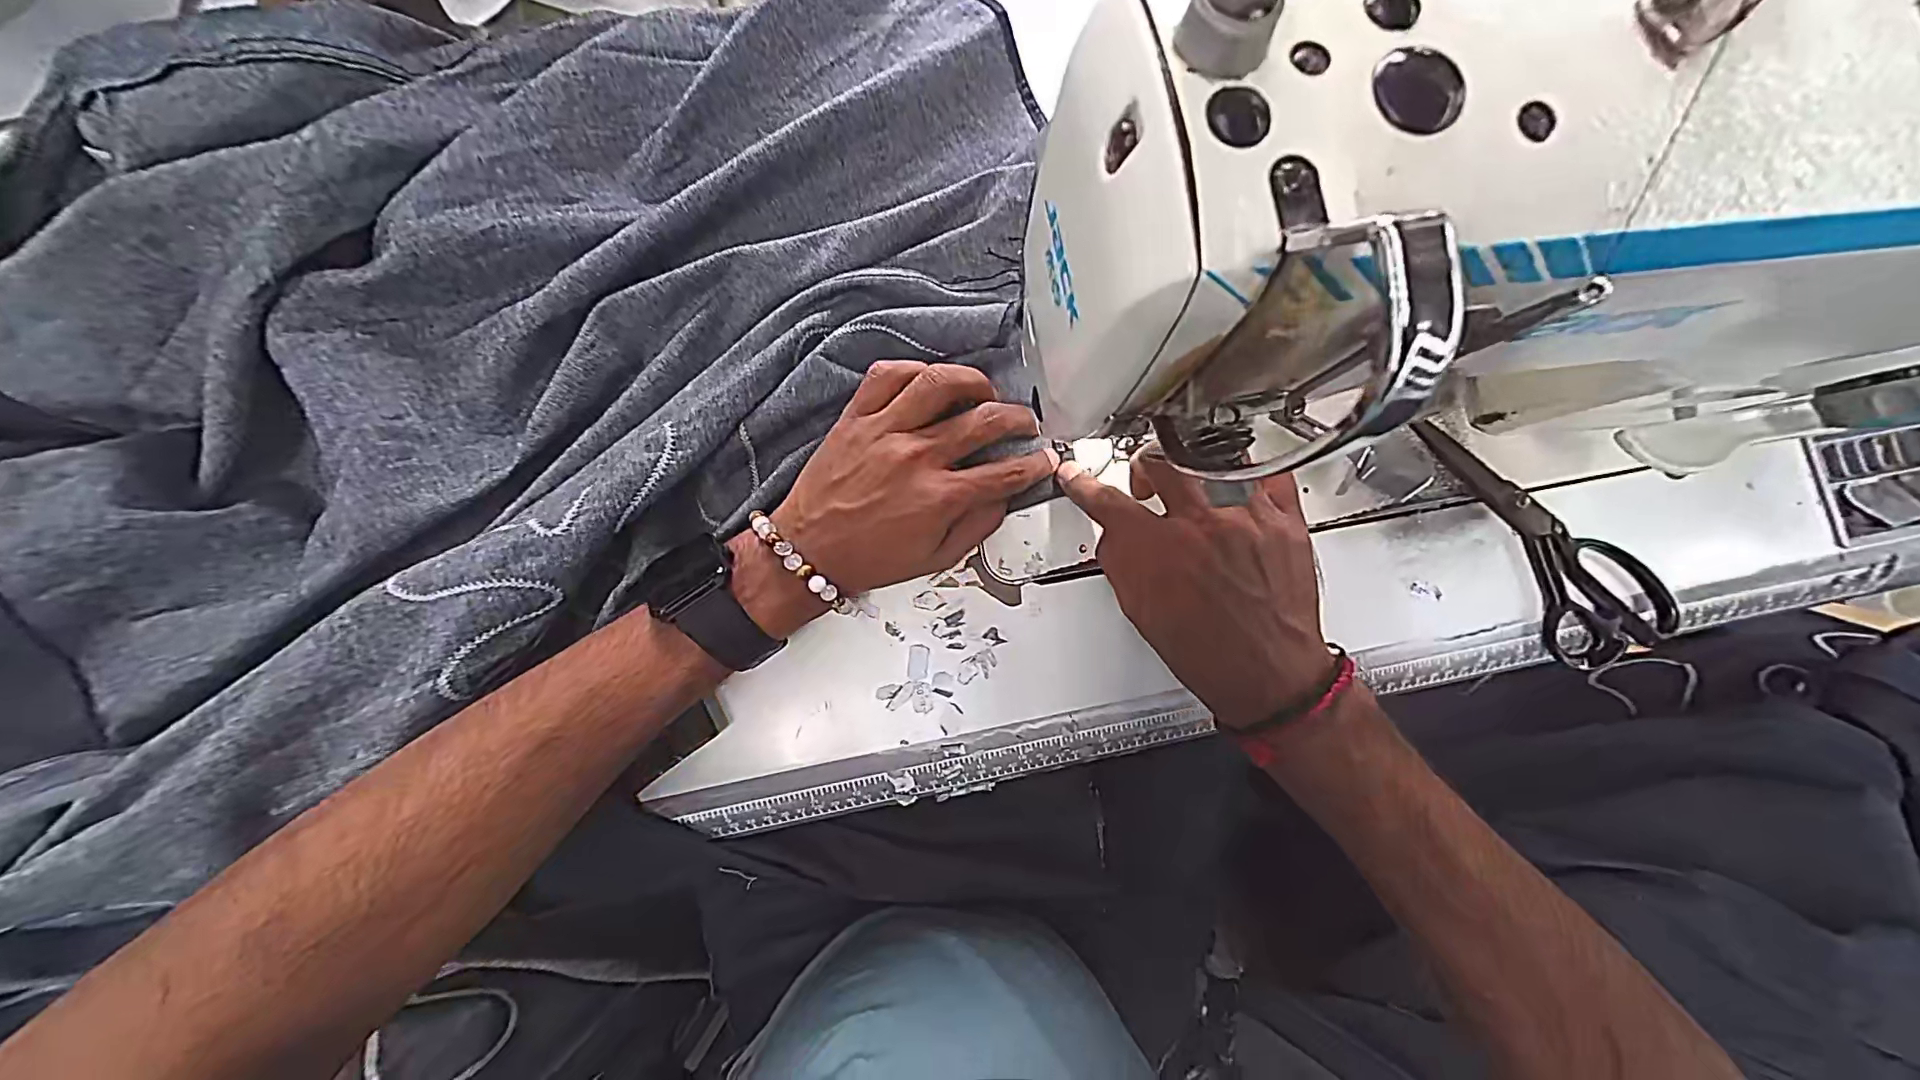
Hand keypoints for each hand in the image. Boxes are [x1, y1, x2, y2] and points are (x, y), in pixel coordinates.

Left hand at [745, 361, 1055, 628]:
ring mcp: (884, 432)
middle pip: (985, 420)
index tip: (1041, 460)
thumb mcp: (936, 557)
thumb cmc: (868, 557)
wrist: (810, 551)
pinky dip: (916, 370)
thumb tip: (1003, 497)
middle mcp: (915, 458)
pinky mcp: (856, 419)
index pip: (1004, 471)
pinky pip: (888, 375)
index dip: (1034, 464)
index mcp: (938, 498)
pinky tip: (929, 382)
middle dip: (1018, 419)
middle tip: (1024, 424)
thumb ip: (977, 525)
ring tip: (984, 393)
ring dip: (975, 382)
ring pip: (941, 383)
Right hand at [1055, 451, 1333, 729]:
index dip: (1083, 484)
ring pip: (1212, 456)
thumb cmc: (1209, 653)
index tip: (1077, 477)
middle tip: (1145, 482)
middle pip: (1159, 461)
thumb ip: (1121, 563)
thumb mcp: (1141, 610)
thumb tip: (1112, 537)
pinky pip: (1266, 473)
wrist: (1268, 674)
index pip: (1106, 500)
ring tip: (1190, 483)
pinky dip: (1246, 472)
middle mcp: (1202, 526)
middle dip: (1142, 467)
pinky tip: (1236, 483)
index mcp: (1157, 551)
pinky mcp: (1285, 521)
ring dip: (1190, 465)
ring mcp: (1247, 518)